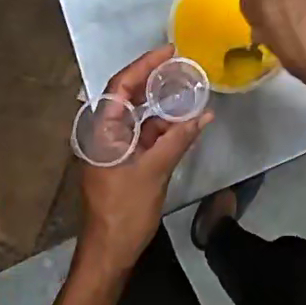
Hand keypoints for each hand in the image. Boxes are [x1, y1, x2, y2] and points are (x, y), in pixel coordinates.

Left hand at [78, 46, 211, 272]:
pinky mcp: (123, 160)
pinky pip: (143, 133)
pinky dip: (162, 126)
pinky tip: (184, 123)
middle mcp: (104, 131)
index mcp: (102, 129)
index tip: (169, 51)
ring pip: (137, 114)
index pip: (120, 84)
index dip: (143, 64)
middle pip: (127, 95)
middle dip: (152, 79)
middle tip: (180, 64)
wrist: (108, 253)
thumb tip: (203, 114)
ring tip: (186, 88)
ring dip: (160, 104)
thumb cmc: (124, 210)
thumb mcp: (154, 171)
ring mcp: (113, 146)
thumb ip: (178, 139)